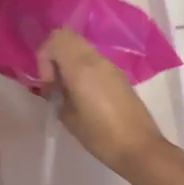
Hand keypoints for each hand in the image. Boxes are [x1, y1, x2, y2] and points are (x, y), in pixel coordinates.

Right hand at [37, 29, 171, 173]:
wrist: (139, 147)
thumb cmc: (100, 136)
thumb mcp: (68, 117)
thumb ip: (56, 95)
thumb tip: (54, 86)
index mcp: (81, 67)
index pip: (56, 39)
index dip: (44, 57)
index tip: (48, 84)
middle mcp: (97, 59)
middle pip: (68, 37)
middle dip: (55, 55)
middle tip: (55, 83)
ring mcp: (110, 65)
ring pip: (82, 48)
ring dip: (69, 62)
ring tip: (69, 91)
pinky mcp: (119, 75)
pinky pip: (94, 60)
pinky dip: (83, 68)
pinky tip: (85, 95)